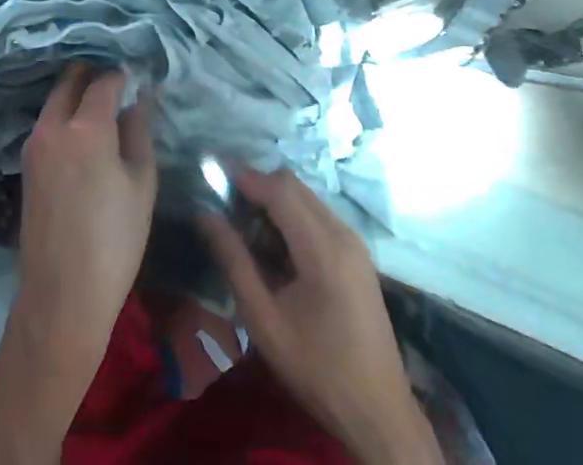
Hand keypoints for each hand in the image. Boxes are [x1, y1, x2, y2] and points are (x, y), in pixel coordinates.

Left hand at [15, 63, 158, 377]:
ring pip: (56, 99)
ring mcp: (33, 144)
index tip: (141, 75)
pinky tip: (89, 128)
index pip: (104, 81)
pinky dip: (67, 113)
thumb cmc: (115, 239)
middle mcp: (51, 127)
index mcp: (85, 129)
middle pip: (70, 80)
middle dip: (95, 73)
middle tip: (122, 81)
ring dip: (78, 92)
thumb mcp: (141, 182)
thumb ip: (139, 130)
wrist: (63, 295)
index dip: (125, 74)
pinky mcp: (26, 163)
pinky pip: (48, 121)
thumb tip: (141, 96)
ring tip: (109, 103)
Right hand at [199, 169, 442, 464]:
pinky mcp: (356, 253)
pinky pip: (318, 216)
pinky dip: (291, 217)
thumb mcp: (264, 319)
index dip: (246, 177)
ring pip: (307, 198)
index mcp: (324, 248)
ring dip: (274, 201)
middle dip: (257, 186)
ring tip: (242, 227)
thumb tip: (205, 216)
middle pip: (295, 186)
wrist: (376, 407)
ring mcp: (354, 242)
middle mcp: (344, 233)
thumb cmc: (316, 368)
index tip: (213, 175)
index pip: (281, 189)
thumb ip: (234, 261)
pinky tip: (272, 246)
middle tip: (223, 205)